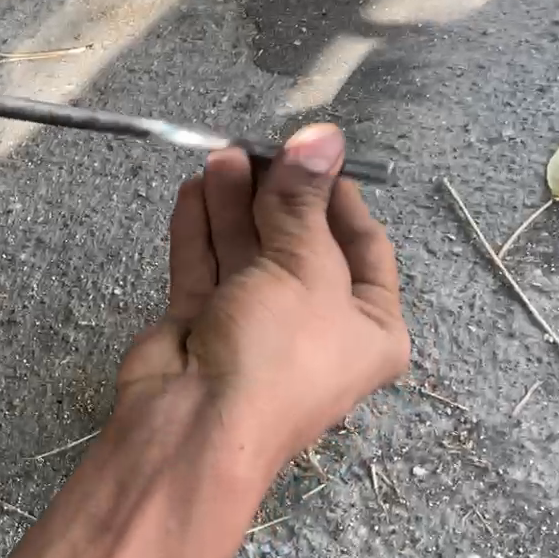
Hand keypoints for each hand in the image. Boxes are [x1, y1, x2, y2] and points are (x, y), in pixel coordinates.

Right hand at [117, 124, 409, 474]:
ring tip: (218, 157)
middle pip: (294, 242)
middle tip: (252, 147)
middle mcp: (310, 321)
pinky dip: (197, 231)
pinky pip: (203, 268)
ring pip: (243, 251)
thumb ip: (302, 203)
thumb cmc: (276, 354)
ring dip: (231, 206)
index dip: (335, 195)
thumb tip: (322, 133)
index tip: (309, 152)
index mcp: (366, 323)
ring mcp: (250, 322)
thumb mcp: (303, 273)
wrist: (192, 423)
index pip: (360, 244)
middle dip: (274, 195)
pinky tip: (192, 193)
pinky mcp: (199, 321)